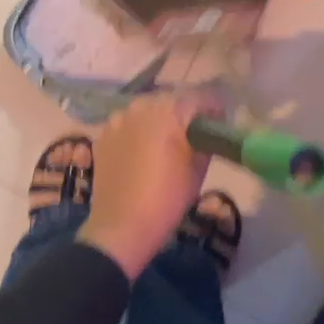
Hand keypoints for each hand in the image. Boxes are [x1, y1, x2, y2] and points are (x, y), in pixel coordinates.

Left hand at [76, 94, 212, 278]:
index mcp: (169, 112)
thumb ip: (205, 142)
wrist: (121, 225)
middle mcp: (141, 107)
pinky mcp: (103, 134)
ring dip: (159, 119)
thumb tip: (207, 132)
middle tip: (194, 131)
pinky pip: (127, 123)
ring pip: (146, 109)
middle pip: (170, 100)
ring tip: (167, 140)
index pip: (199, 97)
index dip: (213, 107)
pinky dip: (137, 130)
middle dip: (184, 112)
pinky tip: (141, 150)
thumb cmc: (166, 199)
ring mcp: (118, 119)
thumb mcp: (197, 171)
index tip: (220, 120)